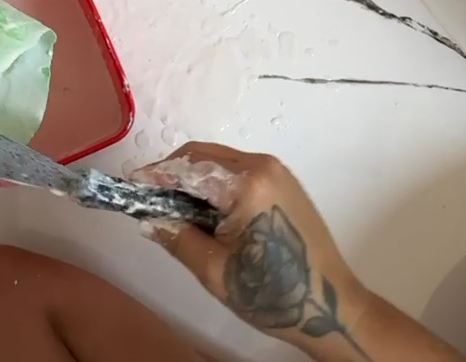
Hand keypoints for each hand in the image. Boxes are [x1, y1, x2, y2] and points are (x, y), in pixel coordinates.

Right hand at [134, 143, 373, 359]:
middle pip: (202, 156)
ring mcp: (275, 170)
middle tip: (150, 197)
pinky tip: (205, 208)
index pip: (188, 167)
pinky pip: (237, 169)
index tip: (131, 183)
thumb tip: (147, 218)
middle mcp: (261, 164)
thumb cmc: (274, 294)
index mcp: (245, 183)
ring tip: (175, 207)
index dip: (156, 174)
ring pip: (219, 161)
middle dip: (173, 173)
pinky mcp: (283, 180)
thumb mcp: (216, 271)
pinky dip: (215, 182)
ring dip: (193, 177)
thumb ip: (177, 237)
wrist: (334, 309)